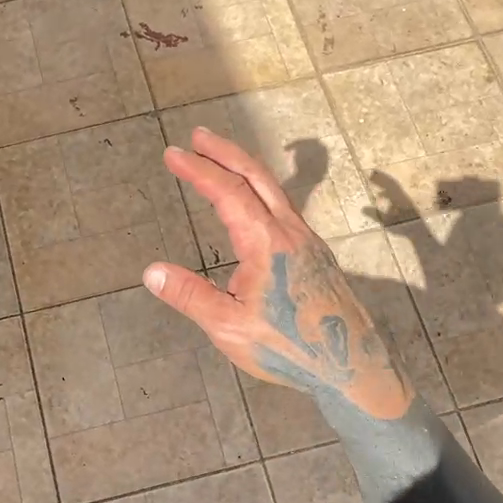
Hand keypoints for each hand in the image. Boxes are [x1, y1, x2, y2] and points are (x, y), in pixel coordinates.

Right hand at [144, 128, 411, 419]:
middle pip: (256, 177)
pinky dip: (259, 189)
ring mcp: (306, 241)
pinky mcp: (313, 254)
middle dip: (225, 152)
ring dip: (244, 168)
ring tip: (219, 158)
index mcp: (266, 243)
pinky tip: (250, 203)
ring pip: (273, 190)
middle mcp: (289, 231)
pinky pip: (282, 206)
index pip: (229, 193)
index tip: (173, 154)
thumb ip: (190, 296)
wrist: (351, 366)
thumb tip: (151, 272)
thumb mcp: (228, 326)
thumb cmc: (289, 348)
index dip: (199, 170)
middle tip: (197, 136)